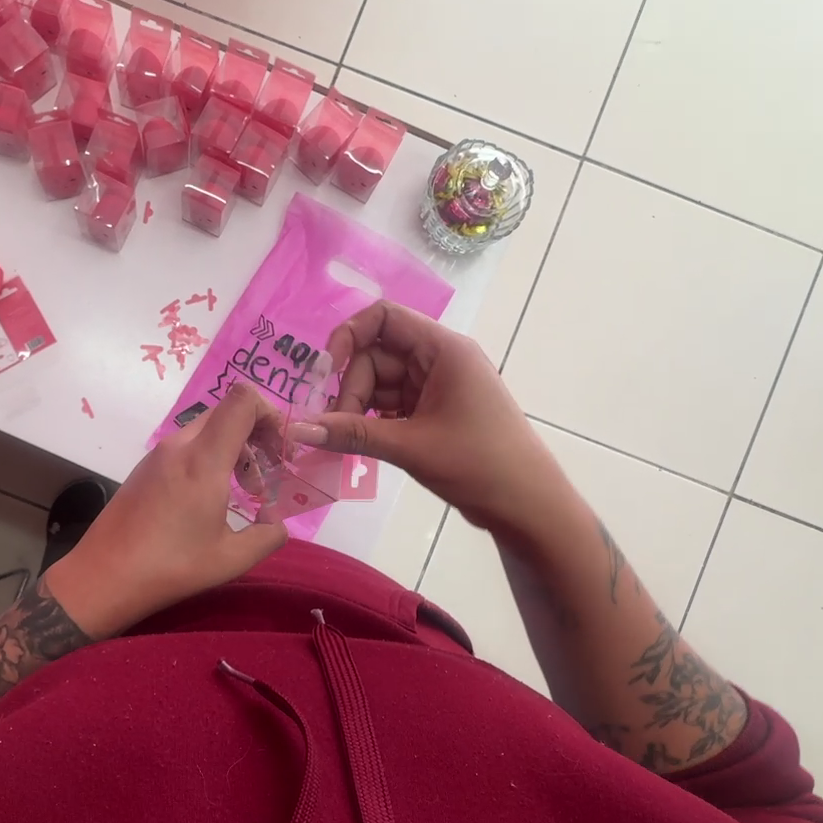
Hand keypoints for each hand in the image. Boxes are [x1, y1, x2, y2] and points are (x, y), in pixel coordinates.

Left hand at [42, 385, 288, 637]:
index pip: (243, 401)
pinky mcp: (144, 469)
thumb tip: (278, 524)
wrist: (104, 576)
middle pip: (226, 412)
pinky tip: (210, 499)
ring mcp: (157, 455)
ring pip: (206, 430)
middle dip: (256, 435)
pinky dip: (209, 459)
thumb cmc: (171, 567)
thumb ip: (267, 536)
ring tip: (243, 492)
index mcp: (204, 459)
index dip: (271, 413)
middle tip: (267, 474)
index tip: (281, 448)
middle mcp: (179, 446)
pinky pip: (186, 447)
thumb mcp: (231, 559)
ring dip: (232, 450)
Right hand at [287, 301, 566, 537]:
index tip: (325, 372)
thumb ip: (351, 434)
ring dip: (356, 410)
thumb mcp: (410, 446)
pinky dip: (371, 424)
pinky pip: (389, 406)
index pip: (384, 318)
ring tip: (344, 444)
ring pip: (378, 385)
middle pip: (375, 356)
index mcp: (442, 350)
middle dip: (350, 390)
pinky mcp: (432, 413)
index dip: (349, 336)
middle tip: (337, 430)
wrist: (525, 504)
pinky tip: (358, 447)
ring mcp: (435, 387)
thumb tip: (296, 430)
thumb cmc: (477, 464)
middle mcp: (438, 360)